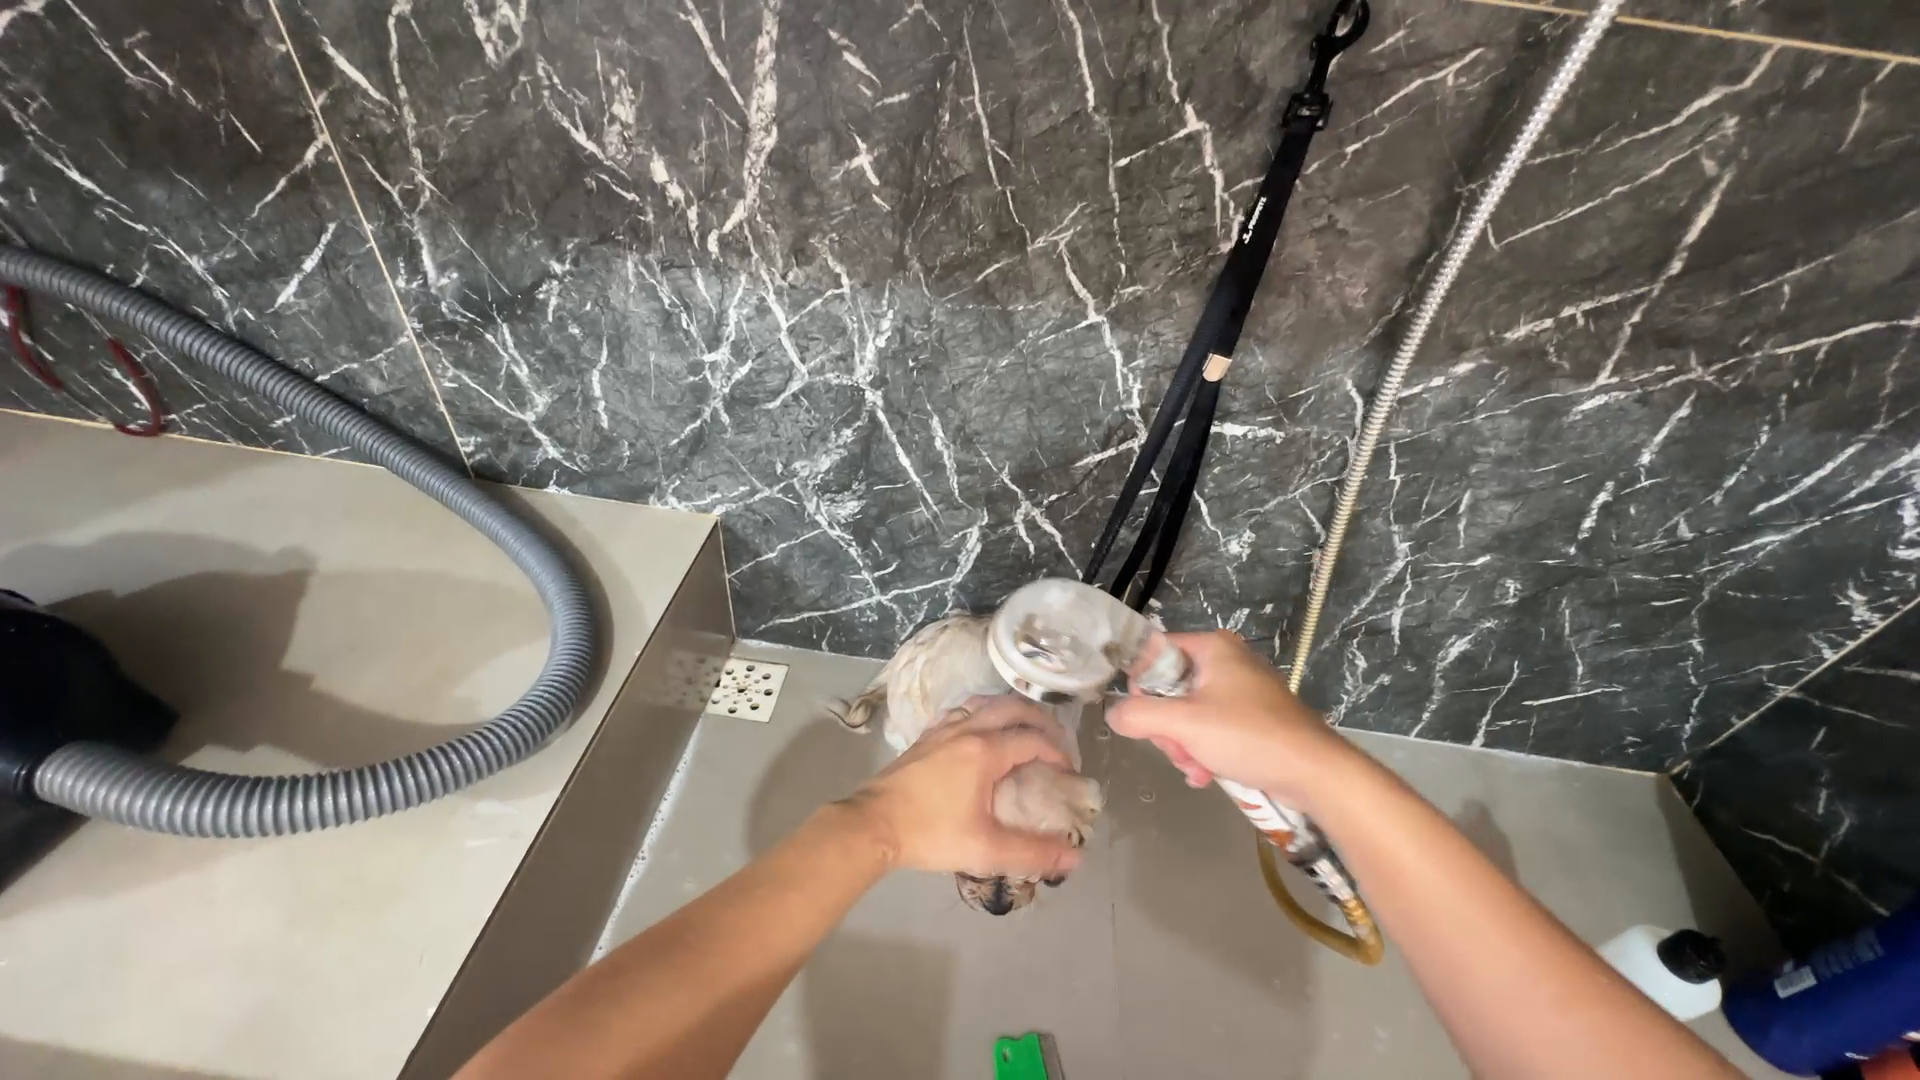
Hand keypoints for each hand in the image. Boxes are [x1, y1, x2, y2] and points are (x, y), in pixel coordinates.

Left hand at [841, 696, 1083, 881]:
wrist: (872, 825)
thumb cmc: (931, 834)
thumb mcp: (986, 849)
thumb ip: (1033, 852)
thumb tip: (1075, 856)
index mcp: (985, 750)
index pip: (1032, 740)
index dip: (1056, 752)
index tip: (1068, 771)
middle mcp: (966, 730)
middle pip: (1012, 708)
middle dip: (1040, 720)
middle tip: (1056, 741)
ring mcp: (943, 729)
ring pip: (985, 703)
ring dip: (1010, 711)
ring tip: (1024, 730)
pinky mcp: (926, 736)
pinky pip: (961, 712)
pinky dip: (982, 713)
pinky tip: (981, 732)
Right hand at [1107, 630, 1357, 807]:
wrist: (1316, 774)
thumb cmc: (1249, 737)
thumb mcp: (1185, 725)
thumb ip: (1139, 715)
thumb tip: (1113, 714)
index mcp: (1213, 648)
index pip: (1153, 653)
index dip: (1140, 685)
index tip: (1143, 716)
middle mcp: (1227, 661)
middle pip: (1169, 688)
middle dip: (1167, 727)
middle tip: (1178, 749)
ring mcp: (1242, 691)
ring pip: (1188, 714)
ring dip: (1184, 745)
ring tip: (1196, 768)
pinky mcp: (1253, 719)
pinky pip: (1211, 729)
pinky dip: (1204, 751)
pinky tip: (1207, 775)